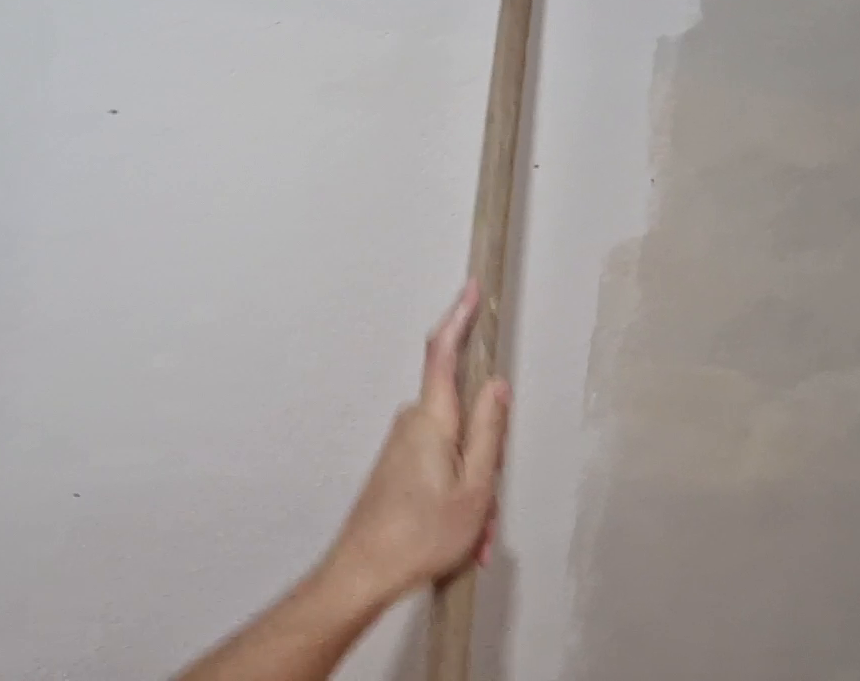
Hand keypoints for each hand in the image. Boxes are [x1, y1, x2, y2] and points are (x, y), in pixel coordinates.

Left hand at [321, 282, 510, 606]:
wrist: (361, 572)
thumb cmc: (420, 535)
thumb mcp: (474, 489)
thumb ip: (489, 432)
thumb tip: (497, 384)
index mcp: (432, 420)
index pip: (444, 352)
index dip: (459, 316)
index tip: (471, 287)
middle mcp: (413, 422)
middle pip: (464, 416)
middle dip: (486, 459)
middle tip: (486, 513)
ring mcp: (402, 444)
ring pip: (457, 451)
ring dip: (473, 490)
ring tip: (471, 538)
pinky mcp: (398, 464)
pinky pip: (440, 467)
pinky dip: (456, 497)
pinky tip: (458, 538)